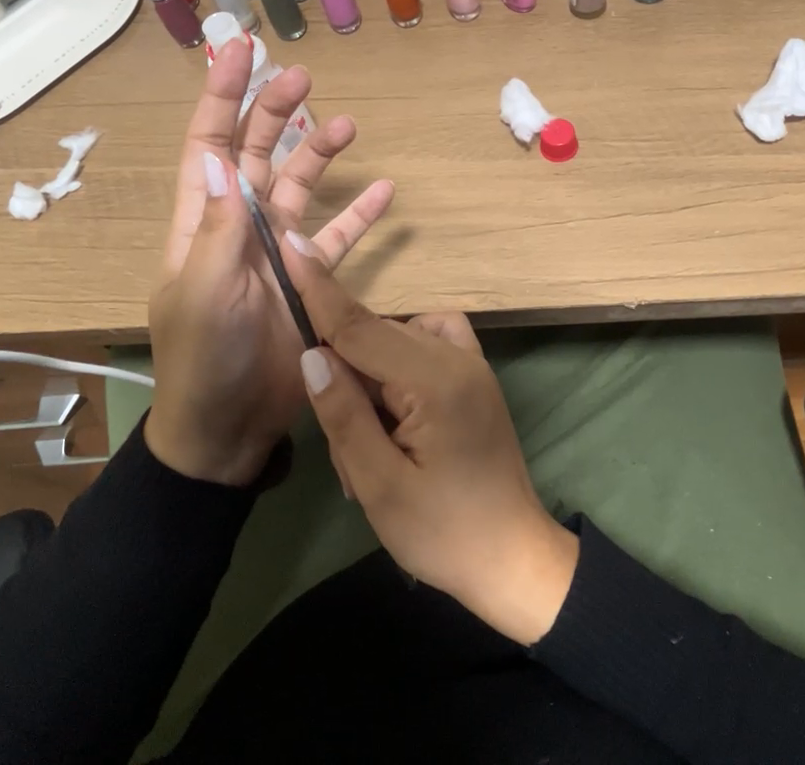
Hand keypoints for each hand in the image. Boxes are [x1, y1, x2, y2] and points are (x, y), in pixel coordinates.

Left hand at [146, 35, 393, 485]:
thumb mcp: (202, 289)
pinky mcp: (310, 282)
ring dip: (322, 155)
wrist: (229, 427)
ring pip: (301, 190)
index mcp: (202, 223)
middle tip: (305, 77)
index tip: (241, 52)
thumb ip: (219, 227)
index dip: (222, 97)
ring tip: (350, 126)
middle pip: (258, 155)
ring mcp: (277, 254)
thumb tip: (223, 158)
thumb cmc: (203, 358)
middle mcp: (238, 228)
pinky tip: (385, 192)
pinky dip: (358, 215)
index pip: (210, 145)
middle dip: (276, 113)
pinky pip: (337, 239)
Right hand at [280, 232, 579, 644]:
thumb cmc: (444, 533)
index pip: (361, 326)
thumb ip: (344, 414)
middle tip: (348, 455)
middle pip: (377, 336)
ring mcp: (472, 367)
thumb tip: (314, 354)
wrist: (513, 559)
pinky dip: (398, 371)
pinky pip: (426, 349)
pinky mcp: (475, 381)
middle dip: (344, 378)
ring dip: (370, 383)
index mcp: (436, 382)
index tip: (291, 244)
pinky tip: (394, 416)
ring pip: (398, 344)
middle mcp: (459, 360)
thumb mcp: (380, 484)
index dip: (320, 289)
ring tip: (372, 453)